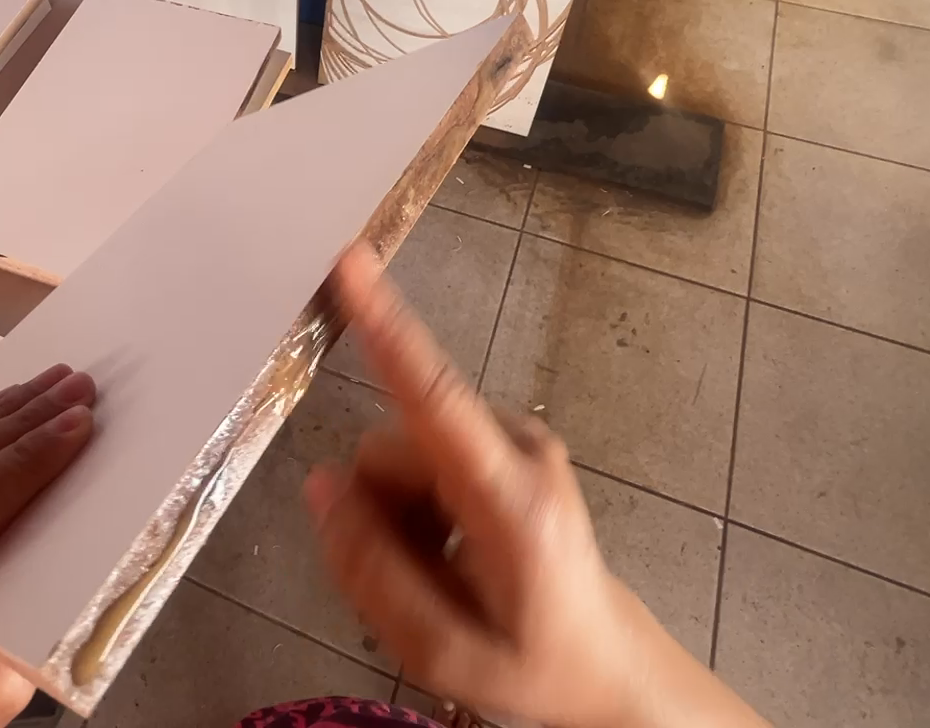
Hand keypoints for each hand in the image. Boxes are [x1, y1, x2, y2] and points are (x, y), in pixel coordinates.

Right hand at [306, 244, 766, 727]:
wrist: (609, 663)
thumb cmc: (535, 665)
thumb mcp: (443, 655)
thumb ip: (371, 570)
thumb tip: (320, 483)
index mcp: (511, 500)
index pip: (435, 396)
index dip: (388, 326)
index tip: (352, 264)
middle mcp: (517, 443)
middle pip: (391, 444)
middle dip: (378, 507)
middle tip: (413, 574)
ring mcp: (516, 433)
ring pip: (398, 449)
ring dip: (396, 510)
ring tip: (438, 564)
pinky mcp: (506, 434)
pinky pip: (419, 450)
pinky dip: (414, 499)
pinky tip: (449, 541)